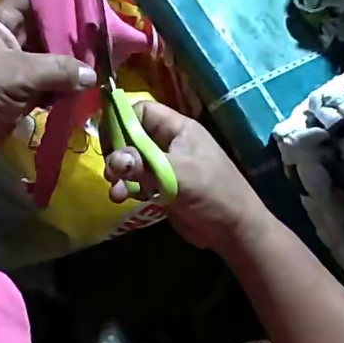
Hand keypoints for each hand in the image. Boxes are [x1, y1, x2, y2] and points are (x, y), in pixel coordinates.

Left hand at [0, 0, 95, 159]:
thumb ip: (57, 70)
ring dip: (76, 60)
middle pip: (49, 25)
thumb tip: (92, 74)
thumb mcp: (16, 73)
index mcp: (2, 21)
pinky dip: (69, 85)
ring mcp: (20, 66)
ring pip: (54, 56)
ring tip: (110, 55)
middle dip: (76, 28)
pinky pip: (53, 83)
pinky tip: (94, 83)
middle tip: (111, 26)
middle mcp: (13, 38)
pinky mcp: (25, 91)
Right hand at [103, 101, 266, 248]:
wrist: (234, 231)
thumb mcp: (179, 174)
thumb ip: (145, 165)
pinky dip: (125, 188)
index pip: (142, 111)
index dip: (122, 121)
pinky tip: (121, 198)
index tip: (109, 142)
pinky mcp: (160, 187)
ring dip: (118, 175)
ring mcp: (164, 166)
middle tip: (110, 171)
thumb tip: (115, 160)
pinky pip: (135, 181)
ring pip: (130, 161)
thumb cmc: (214, 192)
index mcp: (179, 129)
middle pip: (131, 136)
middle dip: (117, 153)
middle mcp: (169, 143)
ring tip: (115, 191)